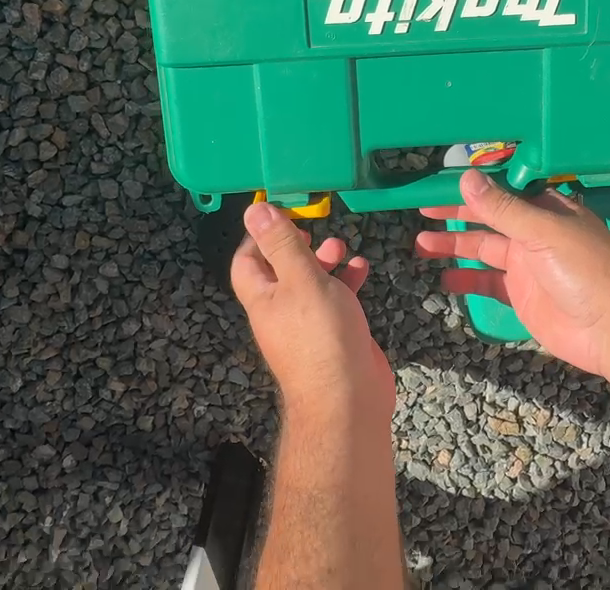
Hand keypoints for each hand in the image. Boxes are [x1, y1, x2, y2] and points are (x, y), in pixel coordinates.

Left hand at [231, 202, 394, 423]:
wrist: (348, 400)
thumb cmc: (321, 335)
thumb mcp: (301, 279)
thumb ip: (281, 243)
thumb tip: (253, 209)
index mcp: (263, 298)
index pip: (247, 261)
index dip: (258, 235)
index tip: (280, 213)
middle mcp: (281, 312)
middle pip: (281, 270)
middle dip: (298, 246)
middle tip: (314, 229)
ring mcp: (308, 326)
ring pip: (311, 283)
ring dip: (324, 261)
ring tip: (341, 246)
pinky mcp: (334, 335)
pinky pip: (336, 300)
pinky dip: (347, 281)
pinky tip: (362, 269)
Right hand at [414, 169, 609, 378]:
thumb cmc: (585, 270)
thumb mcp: (543, 232)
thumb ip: (502, 208)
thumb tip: (466, 178)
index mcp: (544, 208)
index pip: (501, 190)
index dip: (471, 187)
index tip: (438, 185)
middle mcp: (533, 232)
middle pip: (487, 218)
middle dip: (454, 216)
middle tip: (420, 213)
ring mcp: (527, 264)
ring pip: (482, 248)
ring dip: (453, 246)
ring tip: (420, 244)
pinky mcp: (522, 295)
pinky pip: (488, 282)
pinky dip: (466, 279)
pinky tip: (444, 280)